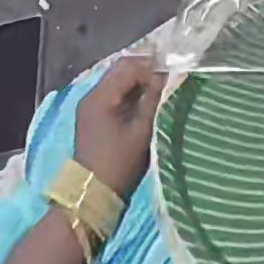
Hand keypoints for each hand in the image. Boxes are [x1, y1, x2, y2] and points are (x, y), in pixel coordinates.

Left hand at [73, 54, 160, 196]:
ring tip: (161, 88)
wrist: (91, 195)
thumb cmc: (119, 163)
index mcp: (101, 97)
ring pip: (118, 79)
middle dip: (145, 69)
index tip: (172, 77)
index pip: (130, 68)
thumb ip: (154, 99)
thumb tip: (167, 75)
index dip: (153, 69)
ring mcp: (91, 105)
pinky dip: (131, 91)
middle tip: (168, 78)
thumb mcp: (142, 131)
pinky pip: (115, 92)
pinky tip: (147, 99)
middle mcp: (92, 95)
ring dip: (139, 79)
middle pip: (121, 68)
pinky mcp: (94, 115)